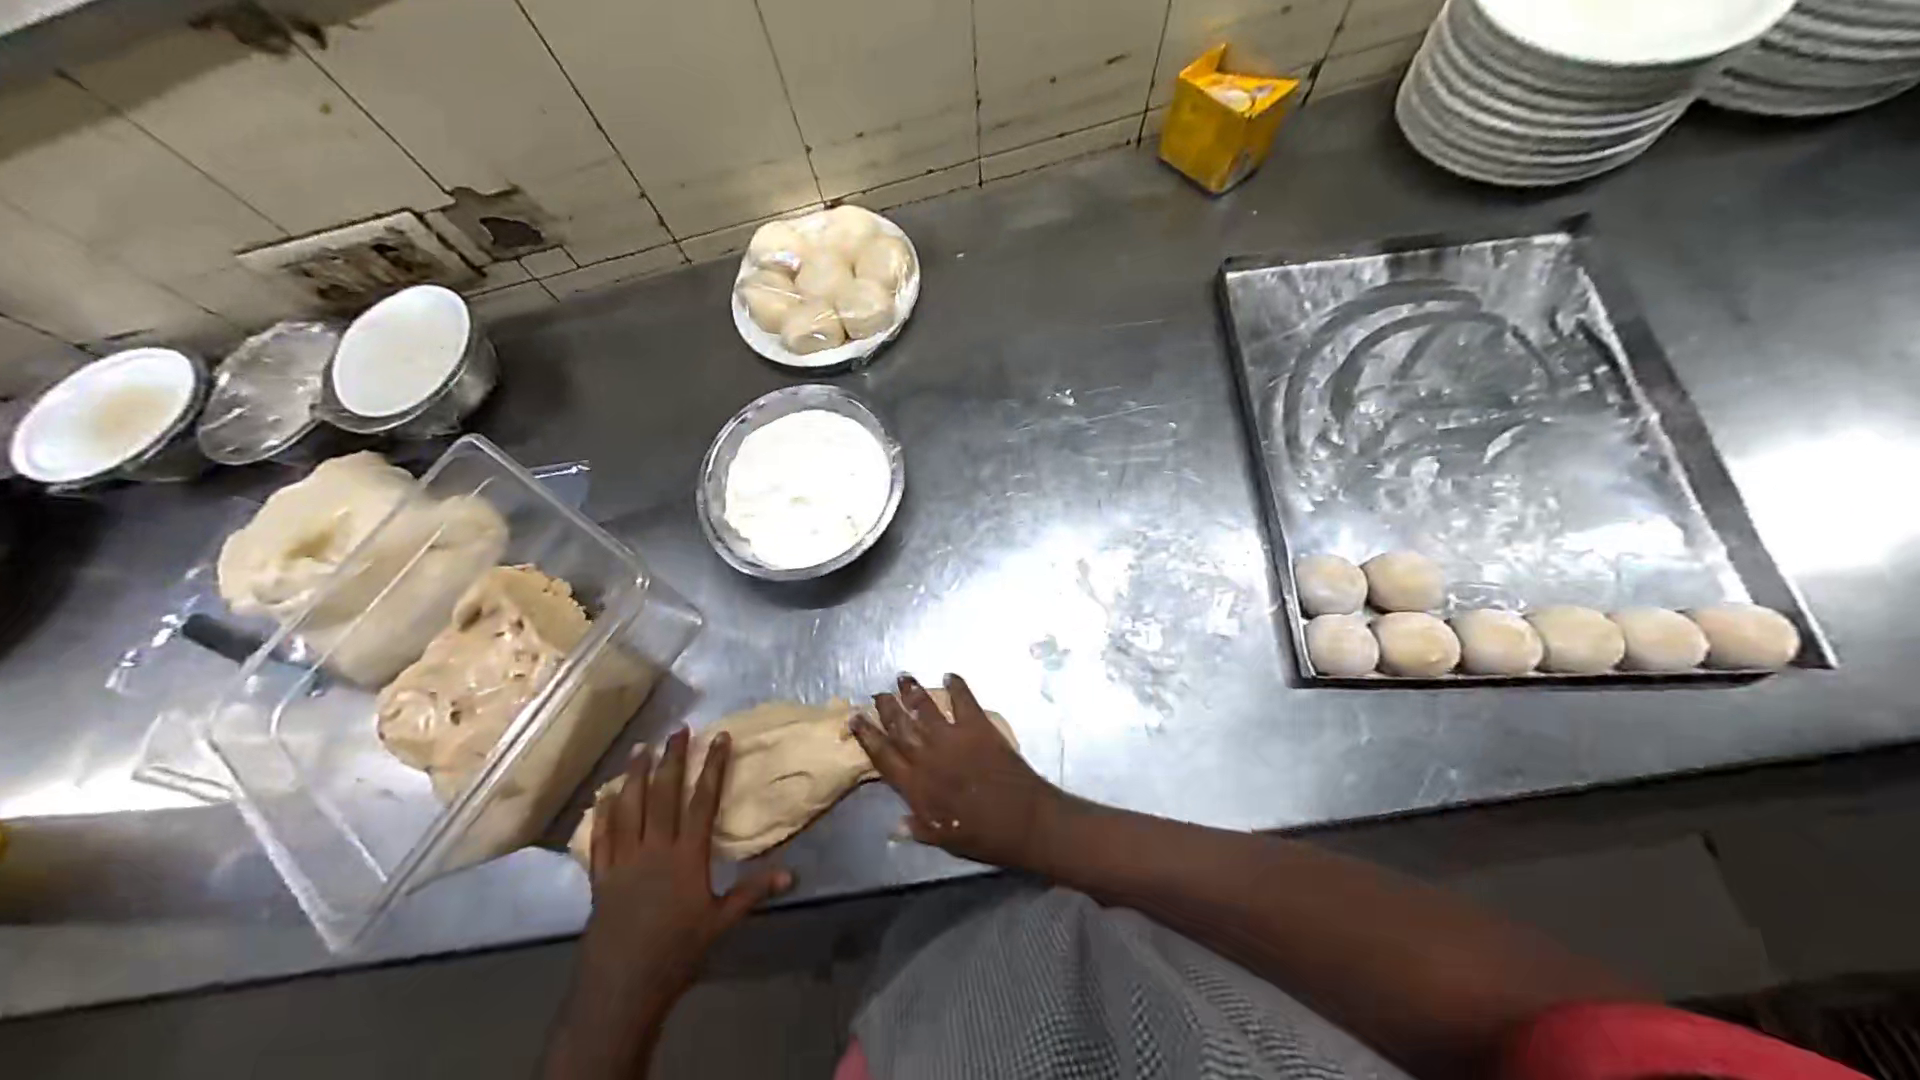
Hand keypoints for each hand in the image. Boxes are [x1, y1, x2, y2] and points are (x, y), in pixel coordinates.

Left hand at [577, 728, 791, 1014]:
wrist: (623, 987)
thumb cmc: (678, 952)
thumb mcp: (721, 922)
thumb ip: (753, 893)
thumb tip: (792, 874)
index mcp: (687, 856)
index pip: (703, 801)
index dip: (713, 767)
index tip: (719, 738)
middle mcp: (655, 849)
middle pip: (663, 795)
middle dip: (672, 759)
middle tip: (677, 731)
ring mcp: (624, 861)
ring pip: (629, 808)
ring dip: (635, 775)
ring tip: (641, 748)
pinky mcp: (601, 877)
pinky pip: (602, 837)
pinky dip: (604, 812)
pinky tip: (605, 794)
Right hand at [852, 673, 1067, 870]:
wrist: (1022, 820)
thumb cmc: (982, 835)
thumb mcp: (943, 839)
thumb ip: (918, 828)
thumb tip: (895, 826)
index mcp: (915, 785)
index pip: (882, 755)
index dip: (866, 735)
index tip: (854, 718)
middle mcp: (927, 756)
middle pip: (899, 725)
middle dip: (886, 707)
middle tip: (877, 694)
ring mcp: (952, 738)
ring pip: (924, 707)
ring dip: (912, 691)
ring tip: (902, 678)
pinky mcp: (978, 727)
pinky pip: (963, 699)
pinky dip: (956, 686)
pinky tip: (949, 676)